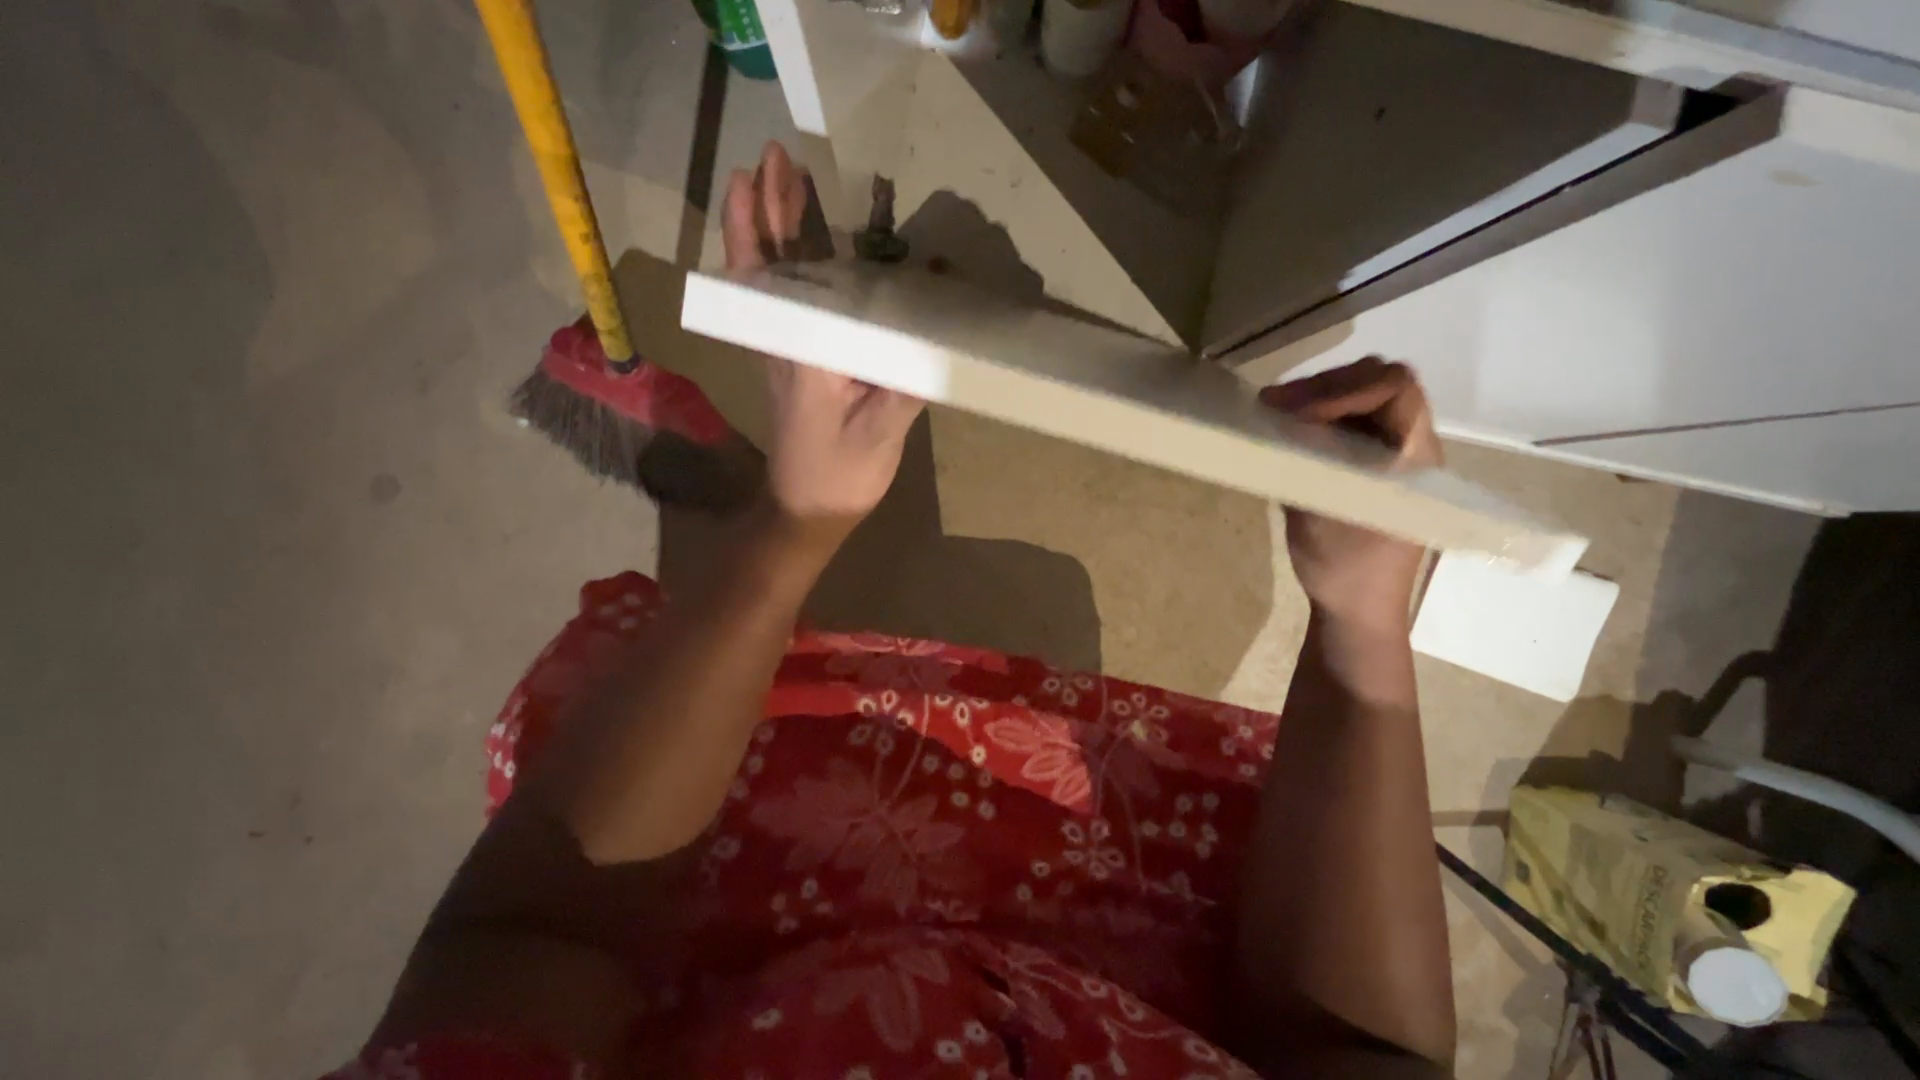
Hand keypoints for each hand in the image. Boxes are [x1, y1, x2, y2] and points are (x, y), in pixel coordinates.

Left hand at [722, 142, 924, 548]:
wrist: (808, 511)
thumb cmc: (838, 473)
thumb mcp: (879, 432)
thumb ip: (905, 378)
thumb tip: (937, 327)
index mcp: (796, 349)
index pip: (767, 274)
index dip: (758, 222)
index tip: (756, 173)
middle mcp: (783, 340)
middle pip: (765, 262)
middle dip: (767, 207)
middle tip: (778, 157)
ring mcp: (788, 349)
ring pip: (776, 278)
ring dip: (779, 229)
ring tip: (791, 181)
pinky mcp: (799, 362)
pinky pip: (793, 300)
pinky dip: (799, 264)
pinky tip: (818, 247)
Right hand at [1260, 358, 1440, 630]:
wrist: (1359, 610)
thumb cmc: (1344, 570)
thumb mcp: (1315, 515)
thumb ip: (1304, 461)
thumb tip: (1278, 419)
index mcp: (1414, 458)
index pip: (1395, 387)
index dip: (1345, 387)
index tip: (1299, 412)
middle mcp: (1414, 445)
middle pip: (1380, 381)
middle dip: (1326, 386)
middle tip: (1277, 405)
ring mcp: (1396, 453)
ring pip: (1365, 395)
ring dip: (1321, 397)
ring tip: (1278, 413)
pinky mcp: (1377, 464)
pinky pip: (1354, 419)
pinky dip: (1322, 414)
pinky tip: (1291, 430)